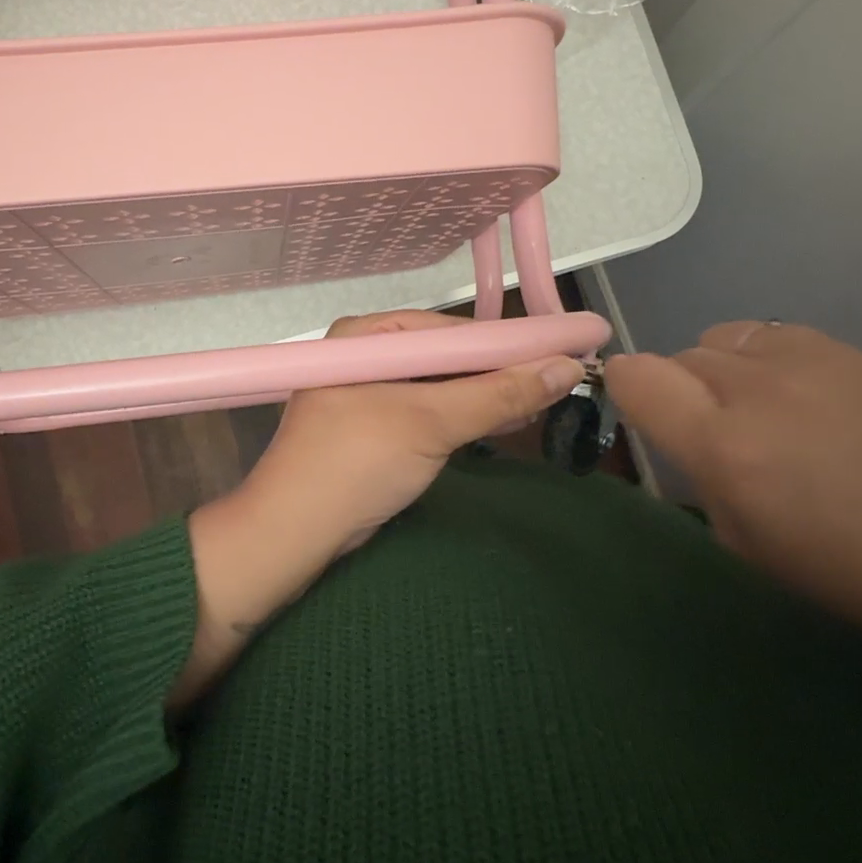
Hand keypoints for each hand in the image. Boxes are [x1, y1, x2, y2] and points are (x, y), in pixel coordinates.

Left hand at [172, 311, 585, 704]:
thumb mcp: (430, 423)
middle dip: (499, 370)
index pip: (450, 328)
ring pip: (439, 386)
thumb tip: (567, 367)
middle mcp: (364, 356)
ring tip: (542, 399)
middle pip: (446, 356)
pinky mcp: (372, 428)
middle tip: (561, 378)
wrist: (294, 533)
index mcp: (365, 337)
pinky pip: (427, 411)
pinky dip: (462, 416)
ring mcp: (366, 394)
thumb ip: (497, 394)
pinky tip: (501, 420)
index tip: (566, 347)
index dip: (508, 339)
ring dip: (486, 395)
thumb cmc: (357, 464)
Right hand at [604, 321, 861, 706]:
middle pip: (677, 357)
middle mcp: (759, 388)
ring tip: (758, 415)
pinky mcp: (856, 350)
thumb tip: (685, 438)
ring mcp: (813, 359)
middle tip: (711, 439)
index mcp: (726, 448)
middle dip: (677, 392)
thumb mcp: (752, 546)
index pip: (634, 377)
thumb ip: (703, 477)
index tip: (642, 420)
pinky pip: (776, 337)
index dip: (624, 393)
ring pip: (724, 338)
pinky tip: (802, 400)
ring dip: (720, 372)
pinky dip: (765, 360)